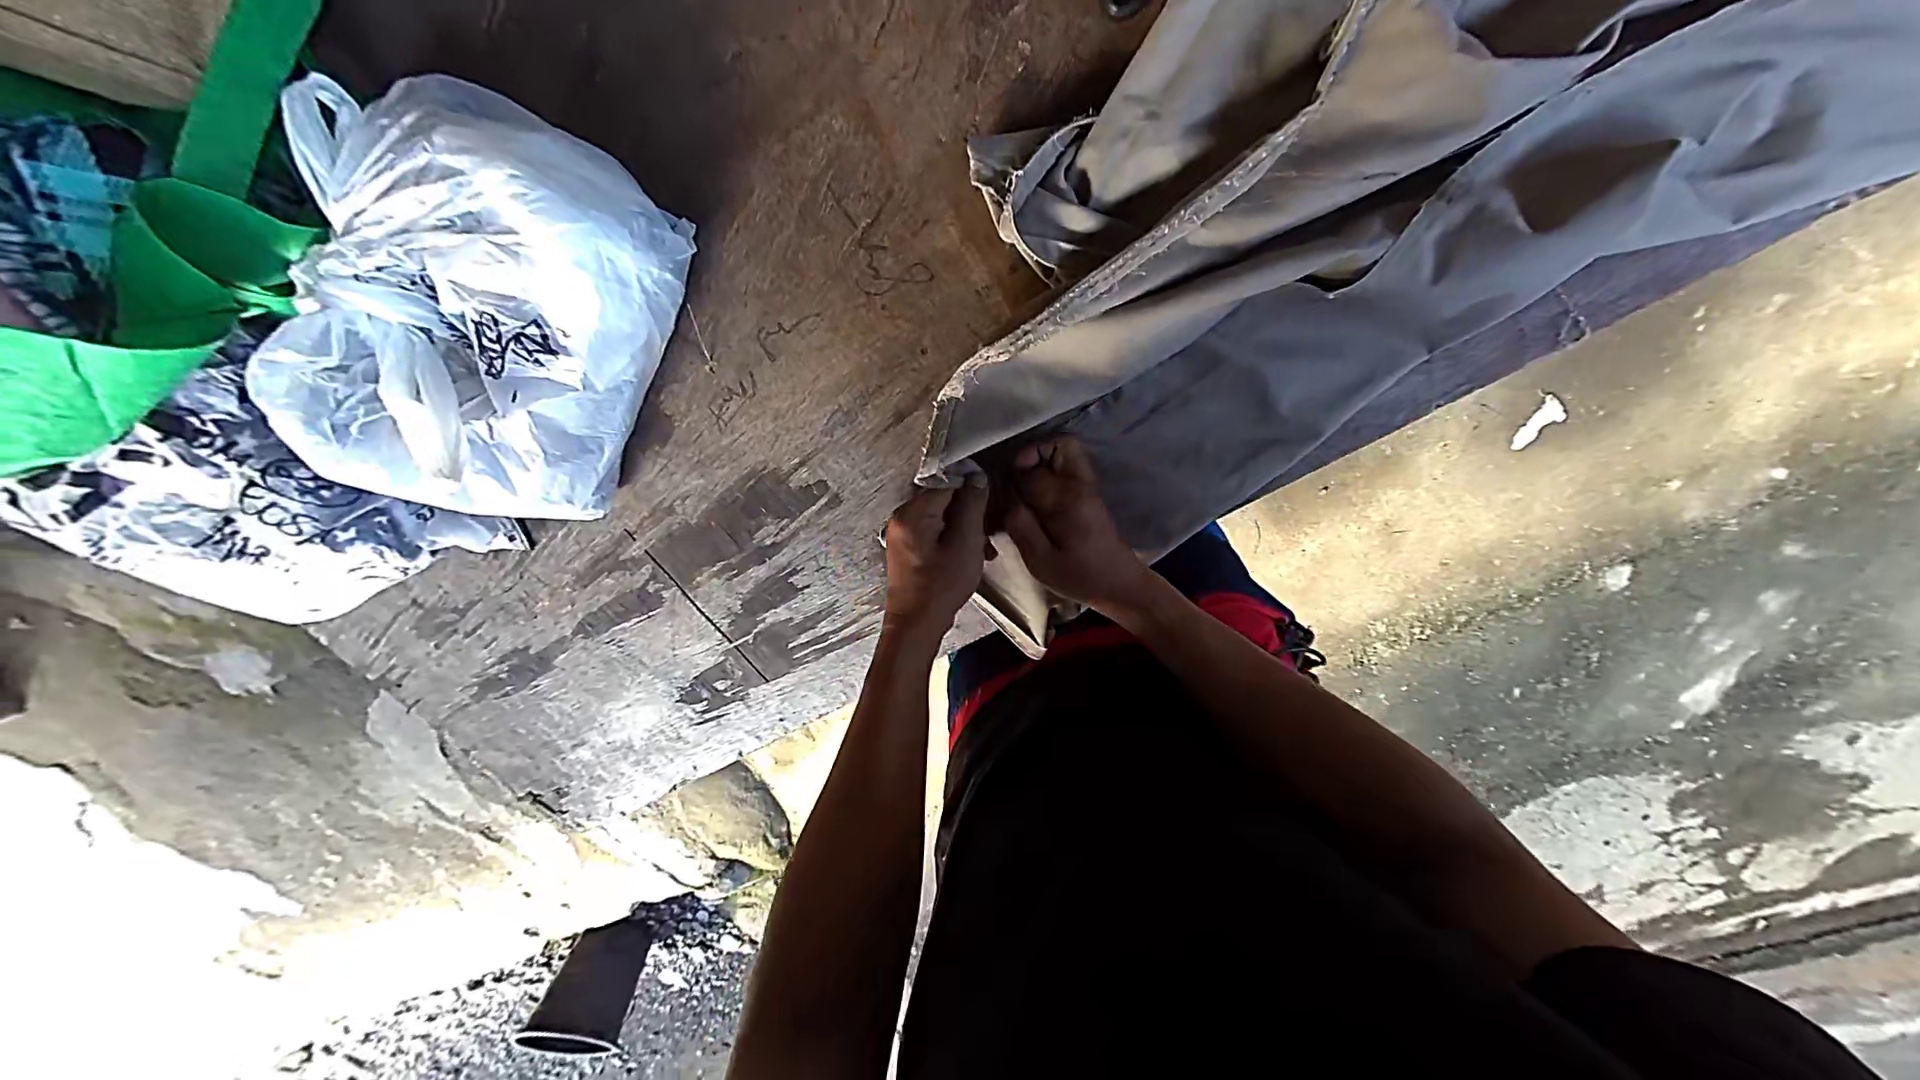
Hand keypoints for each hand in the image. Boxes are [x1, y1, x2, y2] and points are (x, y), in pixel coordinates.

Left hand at [882, 478, 988, 642]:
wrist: (916, 623)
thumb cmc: (940, 588)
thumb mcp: (966, 543)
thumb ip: (972, 506)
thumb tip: (977, 478)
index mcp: (913, 512)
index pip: (948, 481)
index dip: (972, 489)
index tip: (988, 505)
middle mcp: (902, 517)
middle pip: (944, 497)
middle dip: (969, 513)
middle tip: (985, 534)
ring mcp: (903, 532)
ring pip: (941, 515)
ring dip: (964, 527)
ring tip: (980, 549)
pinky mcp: (907, 546)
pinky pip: (934, 530)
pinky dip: (952, 538)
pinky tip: (967, 554)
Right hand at [1002, 437, 1151, 612]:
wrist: (1119, 584)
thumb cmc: (1079, 576)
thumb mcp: (1040, 560)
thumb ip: (1019, 525)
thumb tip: (1006, 498)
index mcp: (1067, 499)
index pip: (1030, 471)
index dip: (1011, 482)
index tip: (1004, 500)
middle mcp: (1080, 485)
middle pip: (1058, 444)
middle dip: (1031, 456)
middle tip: (1016, 484)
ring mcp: (1087, 487)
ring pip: (1065, 452)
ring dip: (1041, 463)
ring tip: (1025, 489)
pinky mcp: (1089, 494)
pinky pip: (1068, 467)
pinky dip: (1050, 472)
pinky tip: (1037, 498)